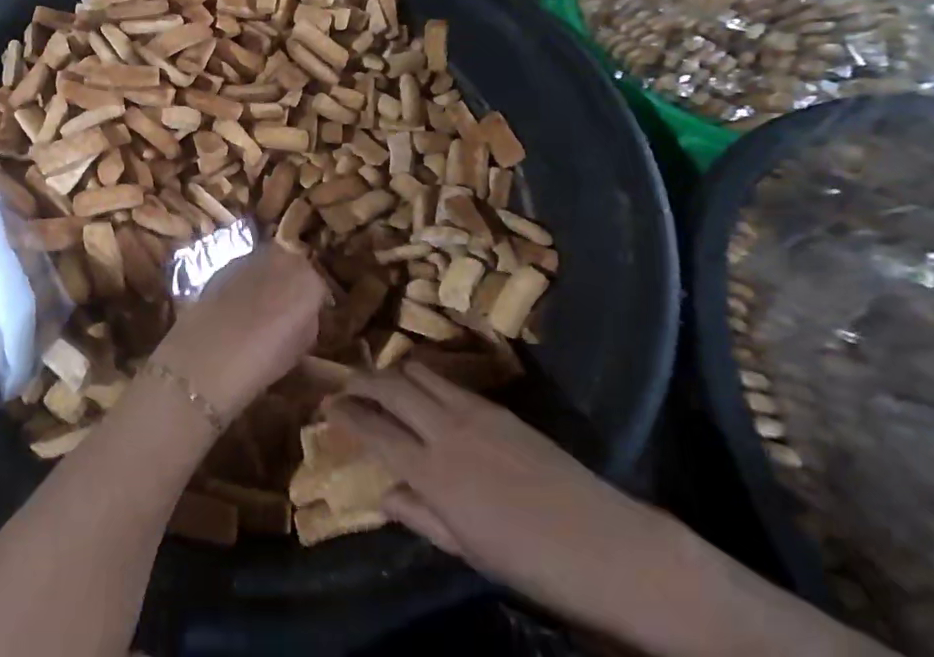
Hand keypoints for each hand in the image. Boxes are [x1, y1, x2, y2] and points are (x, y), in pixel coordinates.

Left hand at [148, 243, 325, 416]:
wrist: (214, 350)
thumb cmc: (268, 355)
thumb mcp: (303, 343)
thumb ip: (307, 319)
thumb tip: (300, 313)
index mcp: (308, 277)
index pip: (317, 285)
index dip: (310, 303)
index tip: (304, 318)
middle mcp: (280, 258)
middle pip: (290, 266)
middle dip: (287, 284)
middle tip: (282, 310)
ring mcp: (249, 259)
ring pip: (264, 267)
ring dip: (264, 282)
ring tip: (256, 310)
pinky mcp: (222, 266)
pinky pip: (241, 274)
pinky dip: (242, 286)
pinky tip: (234, 308)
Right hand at [328, 364, 656, 583]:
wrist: (607, 546)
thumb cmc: (529, 561)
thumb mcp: (464, 548)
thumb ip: (418, 514)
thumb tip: (382, 495)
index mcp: (432, 471)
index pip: (372, 428)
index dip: (343, 413)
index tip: (326, 407)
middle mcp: (446, 430)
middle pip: (389, 386)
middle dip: (360, 381)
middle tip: (345, 388)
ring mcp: (475, 412)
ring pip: (418, 372)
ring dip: (392, 373)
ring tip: (382, 384)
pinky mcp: (499, 408)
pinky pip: (449, 382)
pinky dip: (424, 379)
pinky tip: (425, 395)